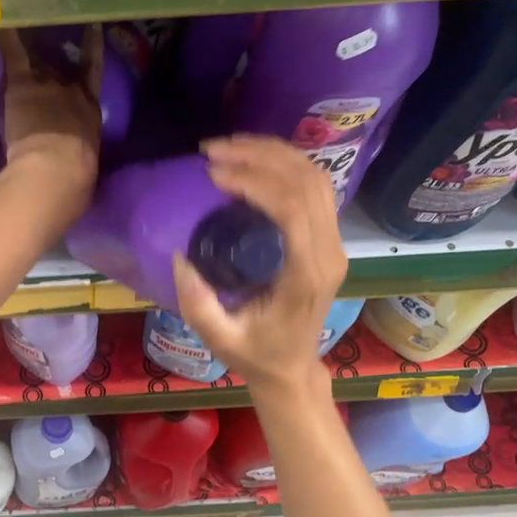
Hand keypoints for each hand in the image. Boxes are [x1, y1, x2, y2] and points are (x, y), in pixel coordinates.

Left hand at [0, 27, 102, 221]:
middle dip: (58, 52)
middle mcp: (73, 91)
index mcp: (90, 114)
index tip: (94, 31)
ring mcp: (49, 84)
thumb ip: (78, 154)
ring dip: (34, 42)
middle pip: (64, 66)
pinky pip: (16, 54)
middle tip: (50, 30)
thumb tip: (72, 166)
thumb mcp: (85, 165)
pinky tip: (0, 20)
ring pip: (40, 57)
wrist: (58, 170)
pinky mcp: (25, 84)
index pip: (93, 77)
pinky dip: (7, 36)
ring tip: (26, 19)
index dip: (93, 54)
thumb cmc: (75, 180)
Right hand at [172, 135, 346, 392]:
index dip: (255, 182)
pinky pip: (315, 187)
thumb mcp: (220, 337)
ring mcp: (334, 242)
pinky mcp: (329, 237)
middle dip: (260, 156)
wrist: (292, 369)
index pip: (292, 209)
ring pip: (316, 177)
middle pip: (307, 182)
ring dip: (273, 154)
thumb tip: (181, 255)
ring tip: (229, 147)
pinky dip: (284, 165)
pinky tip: (252, 160)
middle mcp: (329, 252)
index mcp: (306, 275)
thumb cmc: (256, 355)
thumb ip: (199, 303)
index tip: (214, 174)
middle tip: (213, 151)